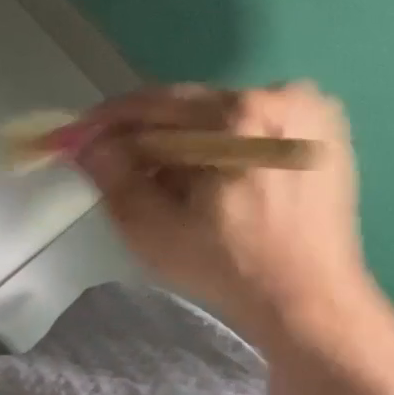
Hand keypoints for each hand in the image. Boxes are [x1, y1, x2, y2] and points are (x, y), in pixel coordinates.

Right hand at [74, 82, 385, 348]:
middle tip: (102, 160)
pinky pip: (248, 127)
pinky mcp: (323, 132)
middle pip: (187, 108)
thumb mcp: (150, 224)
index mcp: (240, 115)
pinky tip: (196, 178)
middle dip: (140, 133)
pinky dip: (214, 146)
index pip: (154, 104)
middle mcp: (281, 97)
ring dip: (177, 142)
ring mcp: (309, 112)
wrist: (309, 297)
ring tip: (150, 178)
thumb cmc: (227, 264)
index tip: (70, 136)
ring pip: (216, 118)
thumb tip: (89, 147)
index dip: (103, 121)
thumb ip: (112, 176)